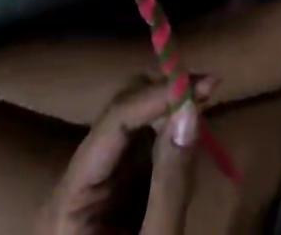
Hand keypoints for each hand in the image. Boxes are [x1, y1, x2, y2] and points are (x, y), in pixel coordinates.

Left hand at [34, 77, 214, 234]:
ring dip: (169, 108)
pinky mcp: (115, 192)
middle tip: (210, 88)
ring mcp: (96, 184)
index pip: (113, 123)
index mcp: (70, 197)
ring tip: (207, 100)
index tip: (198, 83)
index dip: (154, 96)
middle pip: (119, 113)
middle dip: (163, 94)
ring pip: (131, 123)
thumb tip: (191, 112)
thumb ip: (172, 183)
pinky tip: (192, 130)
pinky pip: (141, 146)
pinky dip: (169, 132)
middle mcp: (77, 179)